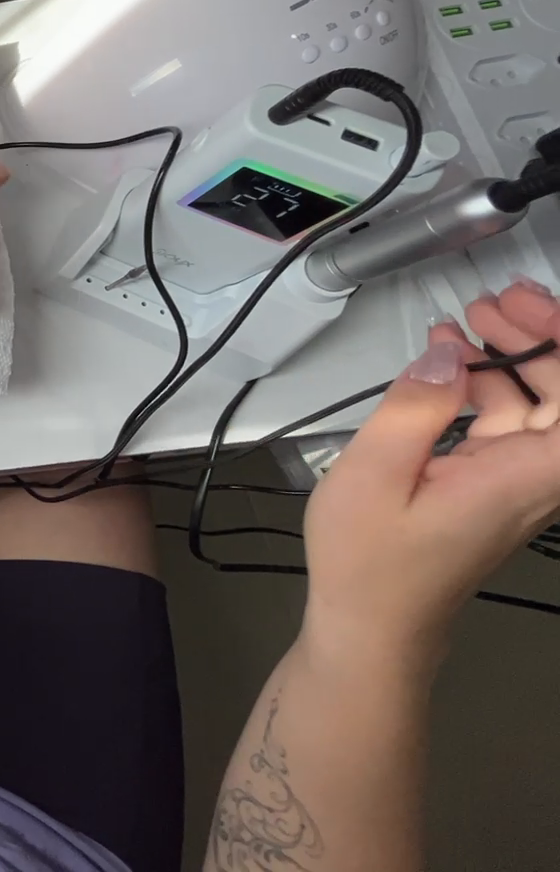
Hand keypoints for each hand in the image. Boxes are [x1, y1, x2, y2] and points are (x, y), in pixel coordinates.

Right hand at [301, 280, 559, 667]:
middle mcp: (545, 474)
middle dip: (543, 338)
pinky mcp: (497, 482)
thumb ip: (410, 409)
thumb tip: (442, 352)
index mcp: (534, 473)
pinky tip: (447, 368)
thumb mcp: (373, 474)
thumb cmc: (371, 554)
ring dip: (513, 359)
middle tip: (491, 301)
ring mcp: (523, 478)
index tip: (516, 305)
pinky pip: (510, 423)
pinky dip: (485, 388)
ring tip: (465, 322)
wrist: (374, 613)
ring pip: (543, 404)